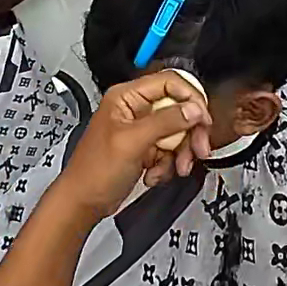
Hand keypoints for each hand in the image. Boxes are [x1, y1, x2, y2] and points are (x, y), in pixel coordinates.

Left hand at [50, 71, 209, 221]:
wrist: (84, 202)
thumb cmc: (94, 171)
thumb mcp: (132, 142)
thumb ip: (166, 122)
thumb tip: (194, 109)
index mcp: (127, 97)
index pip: (170, 83)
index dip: (191, 98)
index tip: (202, 118)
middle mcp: (137, 108)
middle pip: (180, 108)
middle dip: (191, 131)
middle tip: (199, 148)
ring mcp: (143, 128)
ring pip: (180, 130)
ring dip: (182, 151)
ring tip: (178, 167)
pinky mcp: (148, 145)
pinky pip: (173, 148)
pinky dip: (170, 163)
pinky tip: (156, 173)